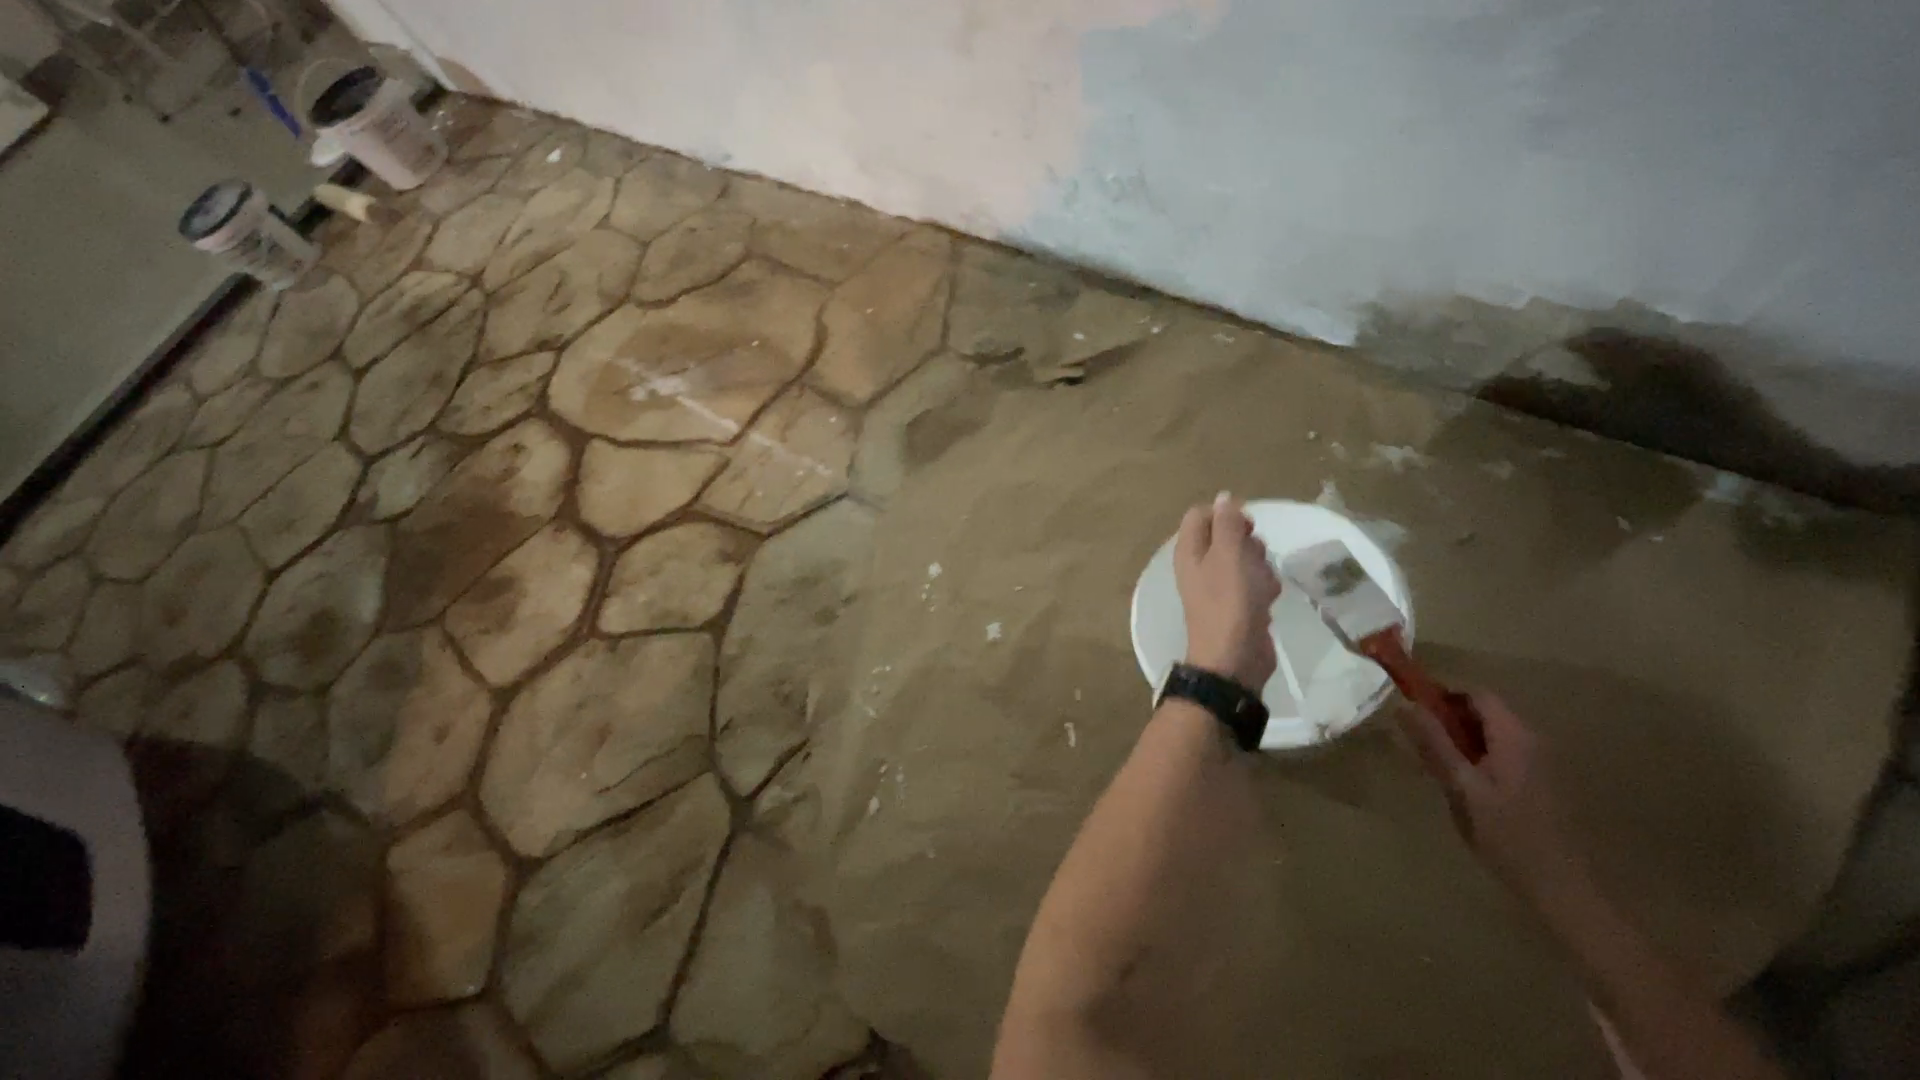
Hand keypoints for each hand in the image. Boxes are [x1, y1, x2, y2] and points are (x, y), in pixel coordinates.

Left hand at [1174, 493, 1282, 690]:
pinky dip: (1263, 589)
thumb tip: (1223, 497)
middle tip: (1253, 558)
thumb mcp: (1228, 555)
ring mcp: (1220, 586)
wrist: (1235, 658)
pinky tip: (1267, 602)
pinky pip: (1255, 583)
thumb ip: (1226, 524)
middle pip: (1228, 536)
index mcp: (1189, 551)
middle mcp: (1200, 565)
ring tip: (1261, 585)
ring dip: (1260, 568)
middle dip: (1248, 544)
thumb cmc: (1228, 603)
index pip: (1202, 515)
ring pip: (1246, 559)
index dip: (1225, 514)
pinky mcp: (1239, 604)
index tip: (1245, 526)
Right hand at [1402, 692, 1590, 903]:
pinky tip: (1466, 788)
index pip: (1477, 694)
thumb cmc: (1506, 834)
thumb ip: (1435, 744)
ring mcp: (1542, 762)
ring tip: (1438, 768)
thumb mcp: (1461, 788)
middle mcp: (1533, 740)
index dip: (1443, 695)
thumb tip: (1405, 705)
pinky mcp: (1542, 782)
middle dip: (1450, 721)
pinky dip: (1480, 758)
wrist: (1560, 886)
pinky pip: (1505, 754)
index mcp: (1514, 736)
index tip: (1413, 711)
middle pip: (1486, 713)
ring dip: (1463, 741)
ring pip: (1494, 735)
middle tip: (1420, 744)